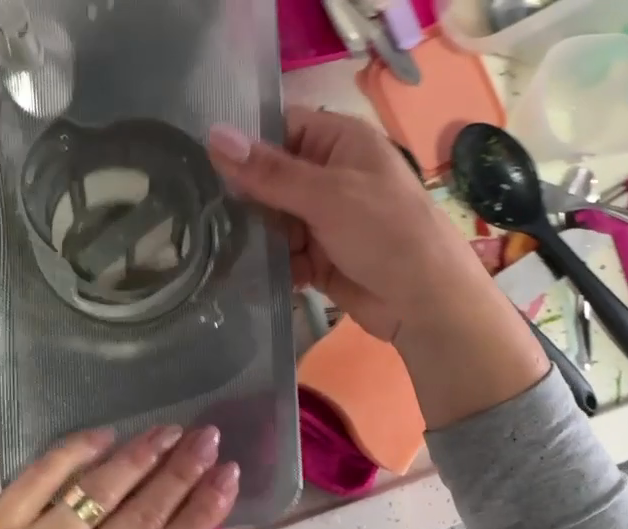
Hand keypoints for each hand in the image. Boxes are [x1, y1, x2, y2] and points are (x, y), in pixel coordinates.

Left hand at [0, 425, 238, 528]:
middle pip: (141, 516)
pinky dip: (77, 451)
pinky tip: (108, 435)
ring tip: (168, 432)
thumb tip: (193, 507)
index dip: (204, 510)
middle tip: (206, 437)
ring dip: (139, 456)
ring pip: (97, 492)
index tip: (228, 474)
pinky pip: (43, 477)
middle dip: (180, 472)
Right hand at [206, 107, 493, 343]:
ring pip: (276, 222)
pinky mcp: (322, 261)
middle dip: (247, 198)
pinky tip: (252, 274)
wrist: (423, 301)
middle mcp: (332, 177)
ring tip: (224, 248)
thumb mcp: (326, 195)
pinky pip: (287, 257)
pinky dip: (274, 265)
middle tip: (203, 213)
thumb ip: (268, 172)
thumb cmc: (384, 232)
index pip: (282, 129)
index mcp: (340, 143)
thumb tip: (213, 135)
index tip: (204, 164)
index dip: (246, 146)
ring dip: (258, 236)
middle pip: (273, 179)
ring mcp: (327, 222)